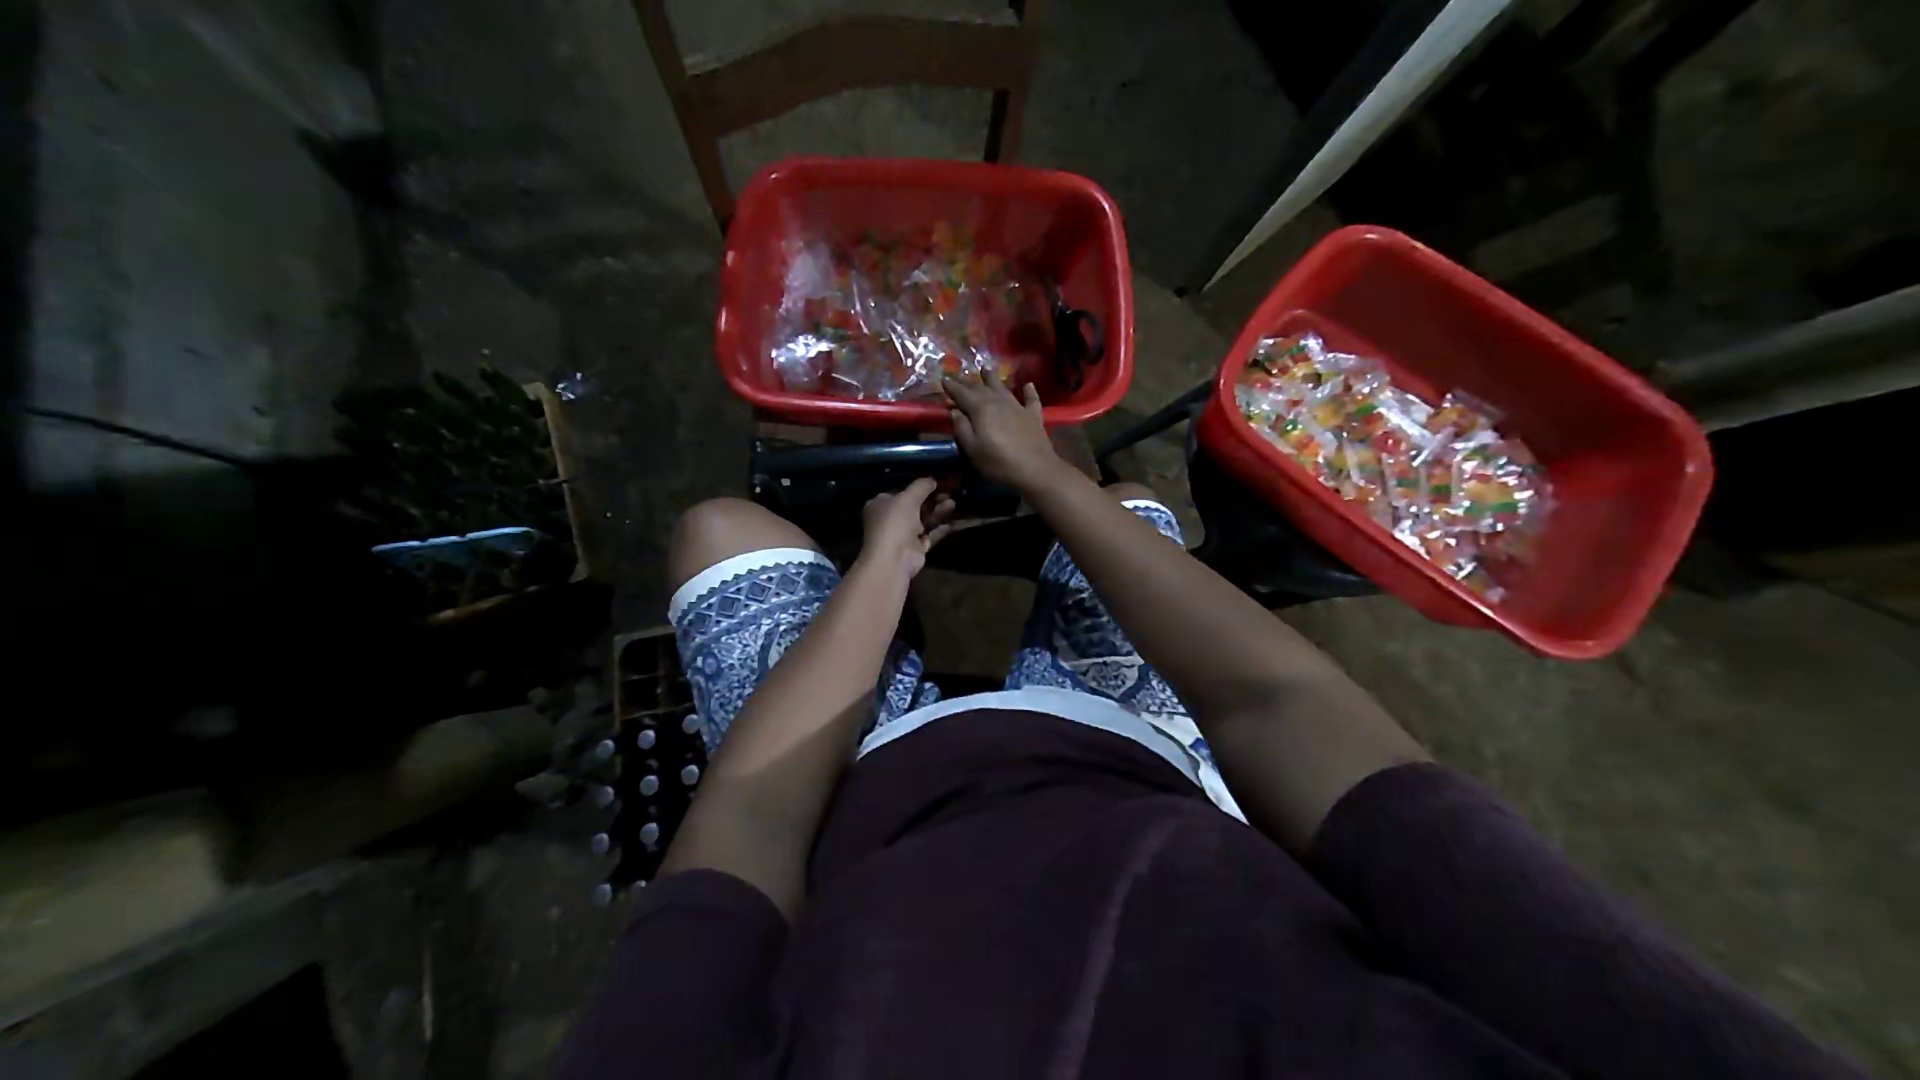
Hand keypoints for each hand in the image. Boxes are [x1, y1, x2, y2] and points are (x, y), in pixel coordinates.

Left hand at [858, 477, 955, 578]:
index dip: (917, 486)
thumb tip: (932, 479)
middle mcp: (890, 519)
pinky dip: (940, 527)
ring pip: (923, 519)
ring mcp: (903, 534)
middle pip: (914, 505)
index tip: (935, 481)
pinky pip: (930, 533)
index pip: (899, 492)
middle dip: (931, 499)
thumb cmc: (895, 522)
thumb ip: (921, 486)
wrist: (894, 558)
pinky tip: (953, 518)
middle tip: (948, 492)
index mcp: (880, 504)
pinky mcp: (915, 547)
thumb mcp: (907, 498)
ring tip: (952, 502)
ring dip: (937, 511)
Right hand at [943, 372, 1067, 493]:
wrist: (1036, 470)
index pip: (962, 393)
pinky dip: (1029, 391)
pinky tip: (1028, 384)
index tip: (943, 379)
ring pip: (1003, 388)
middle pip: (981, 388)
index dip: (952, 386)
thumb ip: (962, 428)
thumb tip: (955, 410)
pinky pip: (1031, 399)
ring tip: (986, 370)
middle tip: (959, 377)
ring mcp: (1018, 407)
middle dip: (968, 382)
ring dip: (993, 378)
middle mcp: (999, 402)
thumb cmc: (999, 462)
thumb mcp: (973, 449)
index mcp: (981, 409)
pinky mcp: (1034, 416)